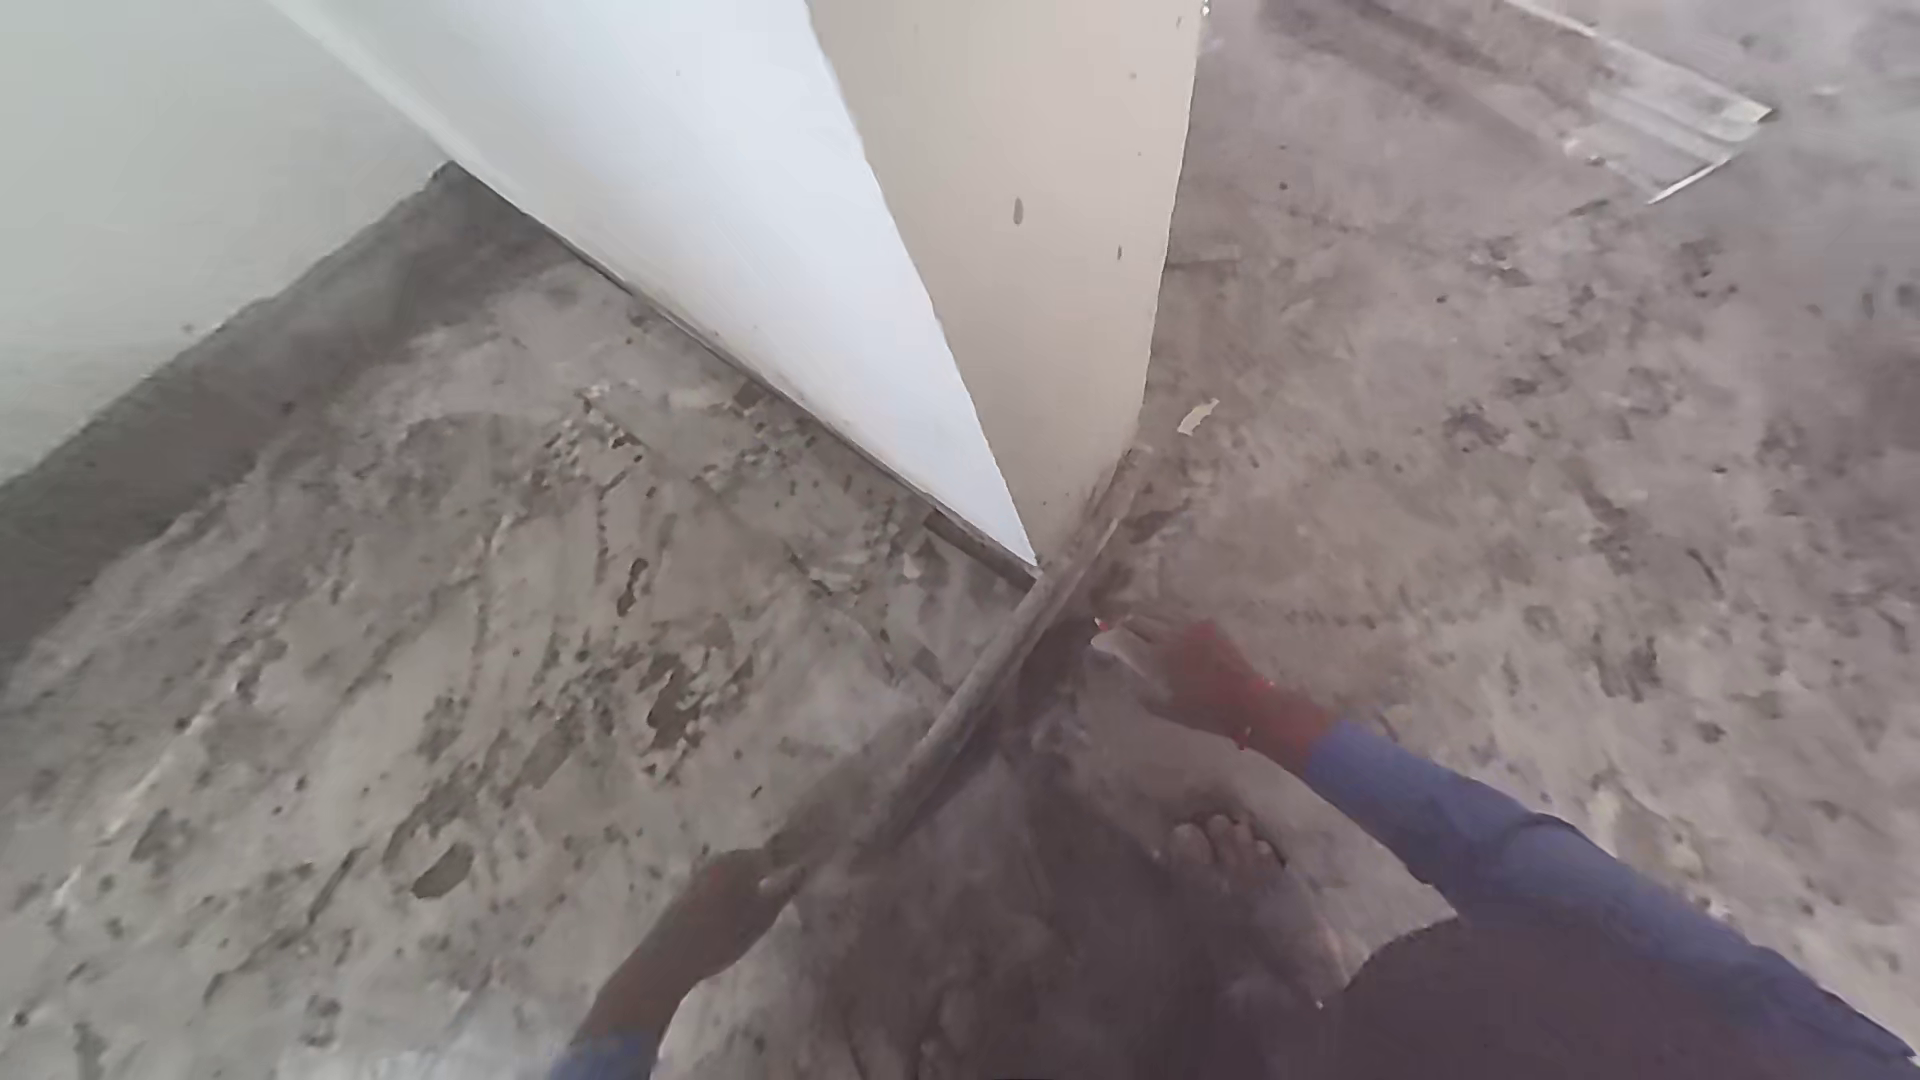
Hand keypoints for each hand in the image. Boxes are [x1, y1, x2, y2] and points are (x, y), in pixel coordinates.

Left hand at [575, 846, 801, 1040]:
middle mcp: (723, 858)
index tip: (796, 876)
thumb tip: (804, 867)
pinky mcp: (687, 889)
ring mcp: (702, 872)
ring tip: (752, 905)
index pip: (774, 855)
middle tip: (775, 894)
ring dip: (744, 883)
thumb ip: (786, 890)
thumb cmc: (722, 936)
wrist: (667, 958)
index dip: (787, 865)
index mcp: (744, 860)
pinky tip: (727, 913)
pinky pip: (717, 883)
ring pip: (732, 872)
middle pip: (752, 860)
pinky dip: (727, 892)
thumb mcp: (762, 918)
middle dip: (765, 873)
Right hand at [1096, 614, 1334, 769]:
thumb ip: (1138, 686)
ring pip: (1153, 610)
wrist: (1247, 701)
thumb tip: (1125, 669)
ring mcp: (1188, 625)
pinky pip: (1173, 612)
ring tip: (1131, 622)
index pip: (1121, 638)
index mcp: (1156, 659)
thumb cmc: (1203, 711)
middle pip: (1134, 619)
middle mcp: (1169, 636)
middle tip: (1111, 631)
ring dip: (1138, 615)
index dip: (1105, 638)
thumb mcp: (1162, 707)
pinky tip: (1158, 623)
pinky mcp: (1204, 622)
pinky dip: (1159, 615)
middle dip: (1119, 624)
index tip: (1097, 641)